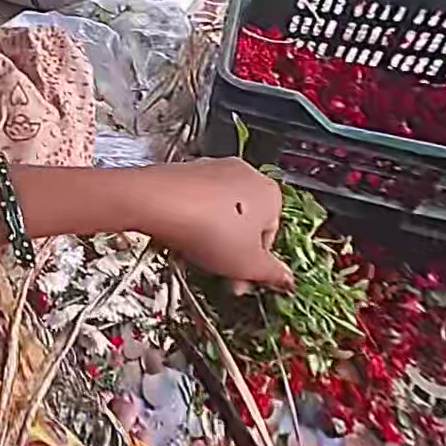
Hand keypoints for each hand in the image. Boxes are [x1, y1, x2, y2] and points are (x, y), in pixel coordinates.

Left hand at [134, 158, 292, 289]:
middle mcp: (246, 174)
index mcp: (271, 194)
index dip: (255, 262)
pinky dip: (191, 217)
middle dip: (233, 247)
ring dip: (211, 232)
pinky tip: (180, 234)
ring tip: (195, 253)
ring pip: (220, 209)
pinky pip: (196, 199)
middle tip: (219, 270)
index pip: (270, 234)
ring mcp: (216, 168)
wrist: (160, 202)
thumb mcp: (248, 265)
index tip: (240, 278)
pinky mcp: (188, 168)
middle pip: (245, 220)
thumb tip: (286, 278)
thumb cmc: (210, 230)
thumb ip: (272, 273)